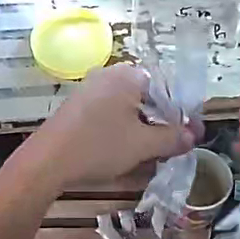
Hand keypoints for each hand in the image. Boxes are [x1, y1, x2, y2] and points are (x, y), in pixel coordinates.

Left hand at [14, 64, 197, 192]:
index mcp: (128, 76)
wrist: (46, 162)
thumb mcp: (142, 145)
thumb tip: (191, 136)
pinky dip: (125, 131)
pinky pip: (111, 116)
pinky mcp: (79, 110)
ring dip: (145, 130)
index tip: (193, 135)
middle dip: (164, 123)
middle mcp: (109, 76)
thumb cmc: (99, 147)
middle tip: (177, 146)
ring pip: (129, 109)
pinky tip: (129, 152)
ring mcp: (91, 92)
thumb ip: (172, 138)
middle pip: (148, 98)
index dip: (183, 113)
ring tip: (156, 154)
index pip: (167, 88)